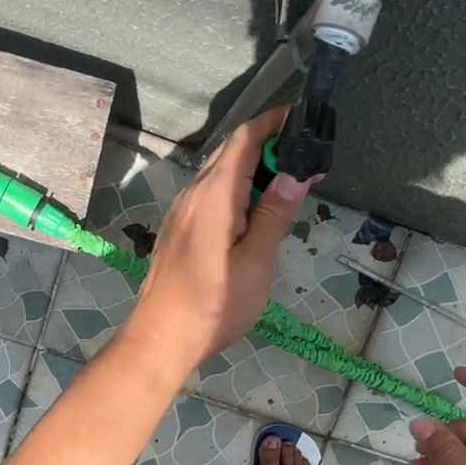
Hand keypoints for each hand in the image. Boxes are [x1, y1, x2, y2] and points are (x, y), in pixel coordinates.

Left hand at [119, 106, 317, 368]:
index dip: (274, 124)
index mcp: (214, 196)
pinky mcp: (175, 233)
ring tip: (284, 191)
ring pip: (217, 177)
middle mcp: (191, 196)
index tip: (305, 123)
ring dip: (251, 174)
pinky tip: (251, 218)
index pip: (244, 139)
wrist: (160, 341)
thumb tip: (295, 172)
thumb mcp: (255, 263)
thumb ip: (274, 215)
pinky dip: (233, 194)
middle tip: (304, 164)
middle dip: (267, 149)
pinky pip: (207, 198)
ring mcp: (179, 214)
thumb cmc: (213, 306)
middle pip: (230, 154)